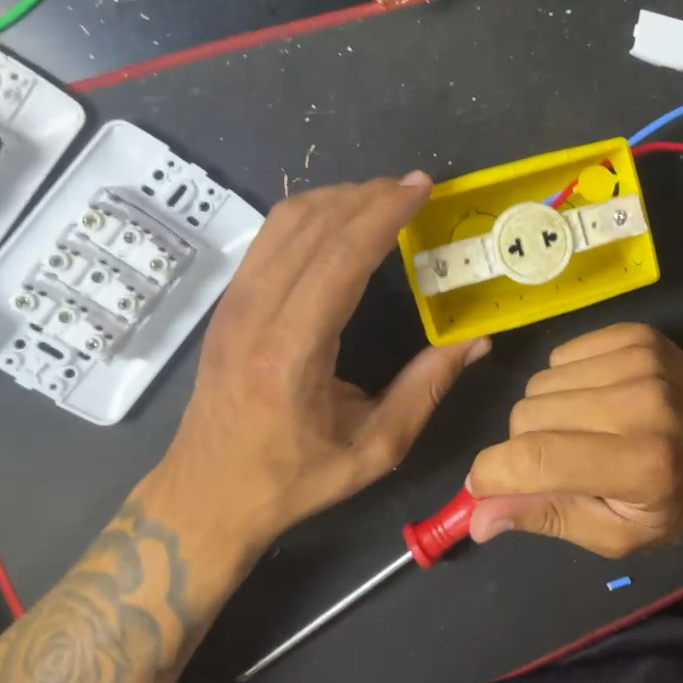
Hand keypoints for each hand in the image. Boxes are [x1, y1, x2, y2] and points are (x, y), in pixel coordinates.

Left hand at [158, 172, 488, 546]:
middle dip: (368, 194)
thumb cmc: (292, 479)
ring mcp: (233, 304)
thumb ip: (426, 389)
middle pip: (312, 227)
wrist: (205, 495)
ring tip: (385, 196)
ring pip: (285, 222)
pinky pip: (270, 237)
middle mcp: (255, 316)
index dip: (383, 214)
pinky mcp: (228, 302)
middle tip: (415, 186)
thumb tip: (476, 340)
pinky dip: (312, 213)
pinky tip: (343, 217)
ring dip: (339, 197)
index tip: (421, 187)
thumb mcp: (373, 449)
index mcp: (292, 355)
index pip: (339, 260)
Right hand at [465, 324, 682, 556]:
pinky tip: (598, 399)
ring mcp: (639, 360)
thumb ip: (548, 519)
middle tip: (563, 462)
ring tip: (587, 430)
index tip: (483, 487)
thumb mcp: (620, 534)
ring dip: (548, 411)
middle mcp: (639, 403)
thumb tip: (476, 517)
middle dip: (526, 445)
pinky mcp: (636, 334)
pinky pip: (561, 354)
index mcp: (640, 464)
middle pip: (528, 415)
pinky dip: (566, 380)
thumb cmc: (679, 500)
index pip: (536, 458)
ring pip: (540, 382)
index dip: (492, 474)